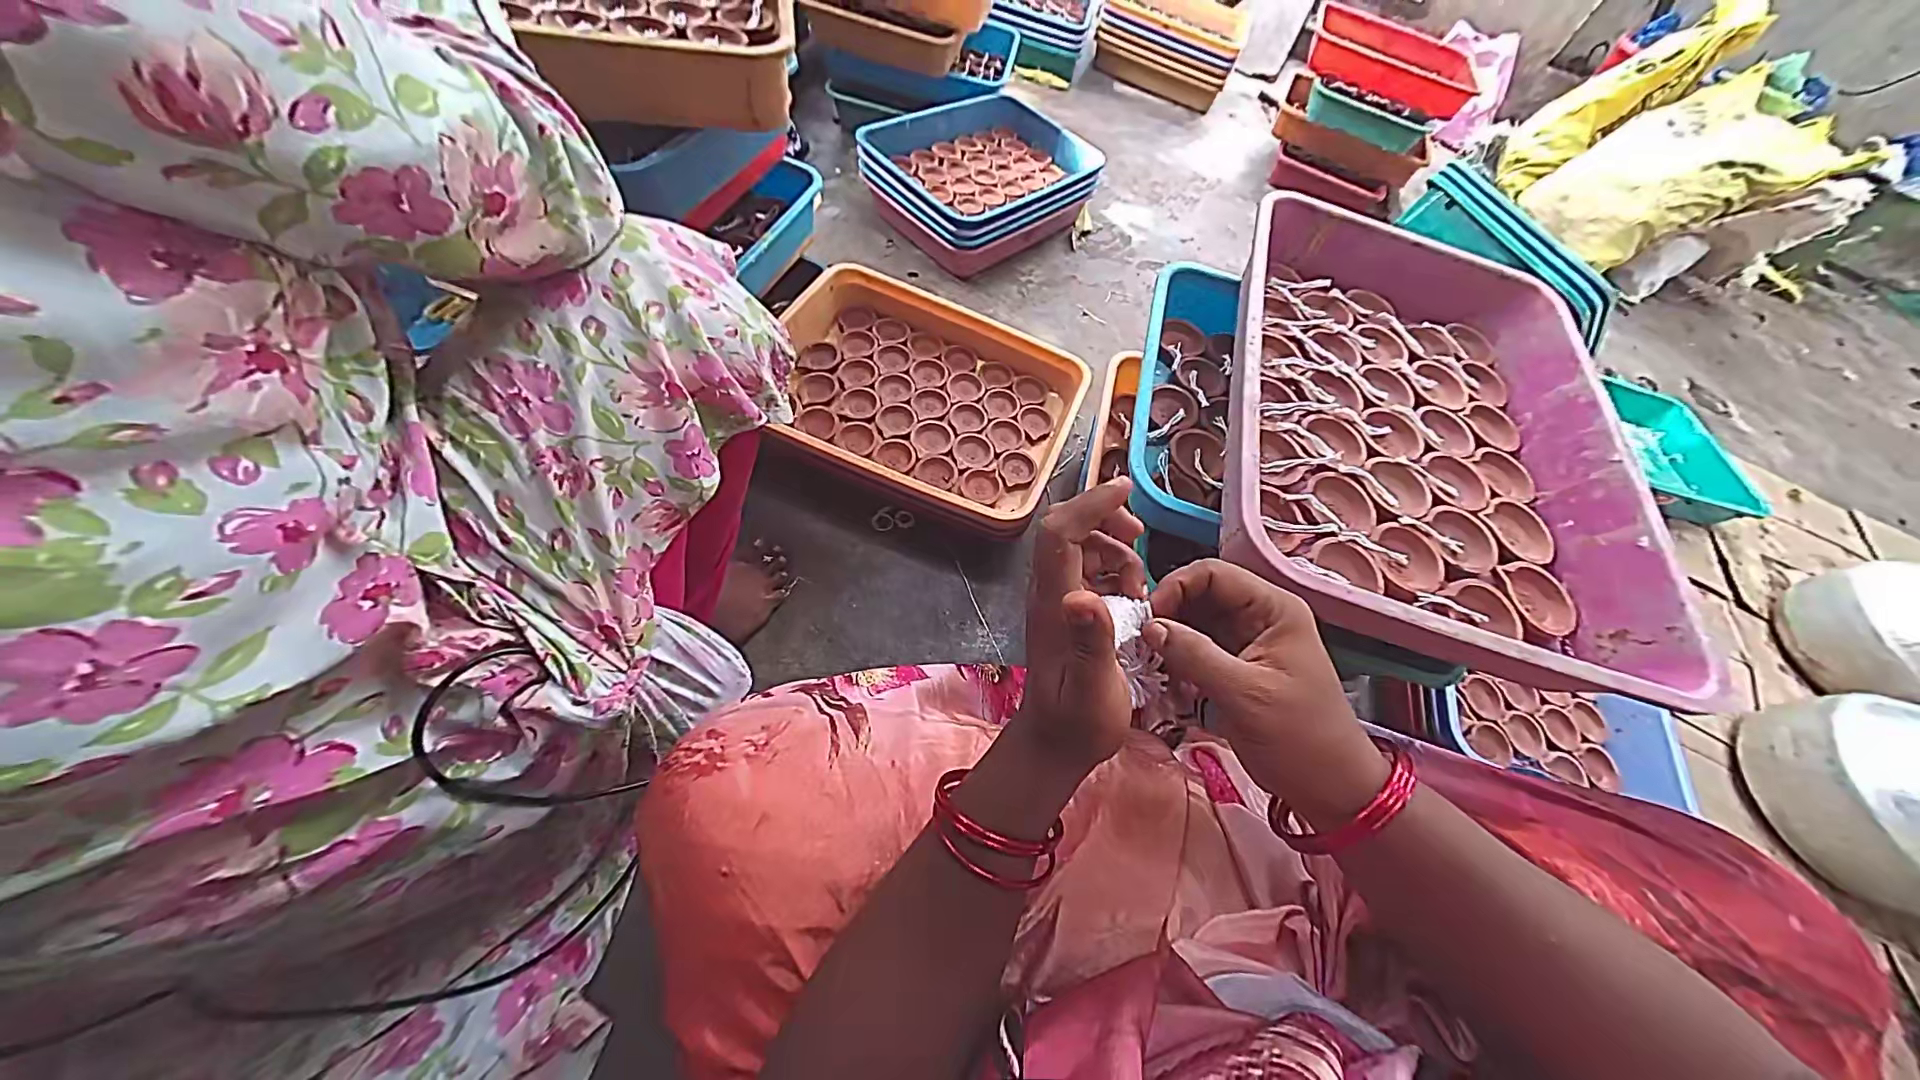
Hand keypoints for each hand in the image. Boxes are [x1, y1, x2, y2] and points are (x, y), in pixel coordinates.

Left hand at [1007, 477, 1147, 778]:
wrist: (1055, 743)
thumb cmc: (1076, 721)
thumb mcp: (1092, 687)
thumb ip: (1090, 643)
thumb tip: (1083, 597)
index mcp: (1053, 603)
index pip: (1061, 533)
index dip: (1090, 504)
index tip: (1126, 488)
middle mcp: (1050, 593)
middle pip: (1066, 529)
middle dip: (1104, 518)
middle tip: (1139, 535)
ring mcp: (1057, 601)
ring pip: (1080, 547)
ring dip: (1114, 548)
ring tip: (1139, 583)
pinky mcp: (1067, 612)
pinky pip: (1088, 571)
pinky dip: (1113, 570)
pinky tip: (1131, 596)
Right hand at [1145, 559, 1389, 824]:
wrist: (1329, 788)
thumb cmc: (1302, 738)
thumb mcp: (1245, 694)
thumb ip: (1195, 656)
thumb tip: (1150, 627)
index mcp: (1273, 609)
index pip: (1214, 574)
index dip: (1177, 586)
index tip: (1150, 616)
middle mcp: (1257, 617)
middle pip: (1198, 594)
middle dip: (1168, 613)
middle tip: (1143, 641)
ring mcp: (1243, 641)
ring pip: (1191, 620)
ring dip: (1168, 637)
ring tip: (1151, 661)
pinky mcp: (1231, 665)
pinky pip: (1193, 647)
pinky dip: (1175, 657)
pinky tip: (1165, 677)